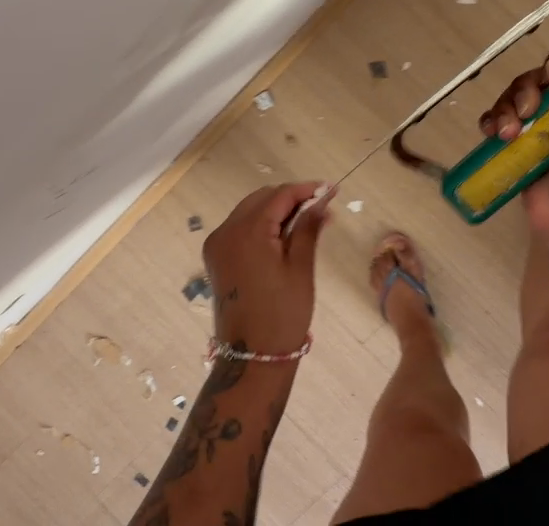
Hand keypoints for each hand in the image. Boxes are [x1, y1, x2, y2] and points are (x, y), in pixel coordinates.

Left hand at [203, 181, 333, 355]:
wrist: (252, 358)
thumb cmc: (282, 313)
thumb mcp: (300, 268)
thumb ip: (308, 228)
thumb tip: (322, 201)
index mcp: (247, 232)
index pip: (279, 196)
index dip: (306, 190)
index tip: (331, 190)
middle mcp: (225, 231)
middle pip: (262, 199)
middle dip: (291, 198)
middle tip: (321, 207)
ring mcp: (217, 245)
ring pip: (250, 211)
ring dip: (277, 210)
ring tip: (307, 221)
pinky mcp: (216, 257)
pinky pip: (240, 228)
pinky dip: (262, 225)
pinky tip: (284, 235)